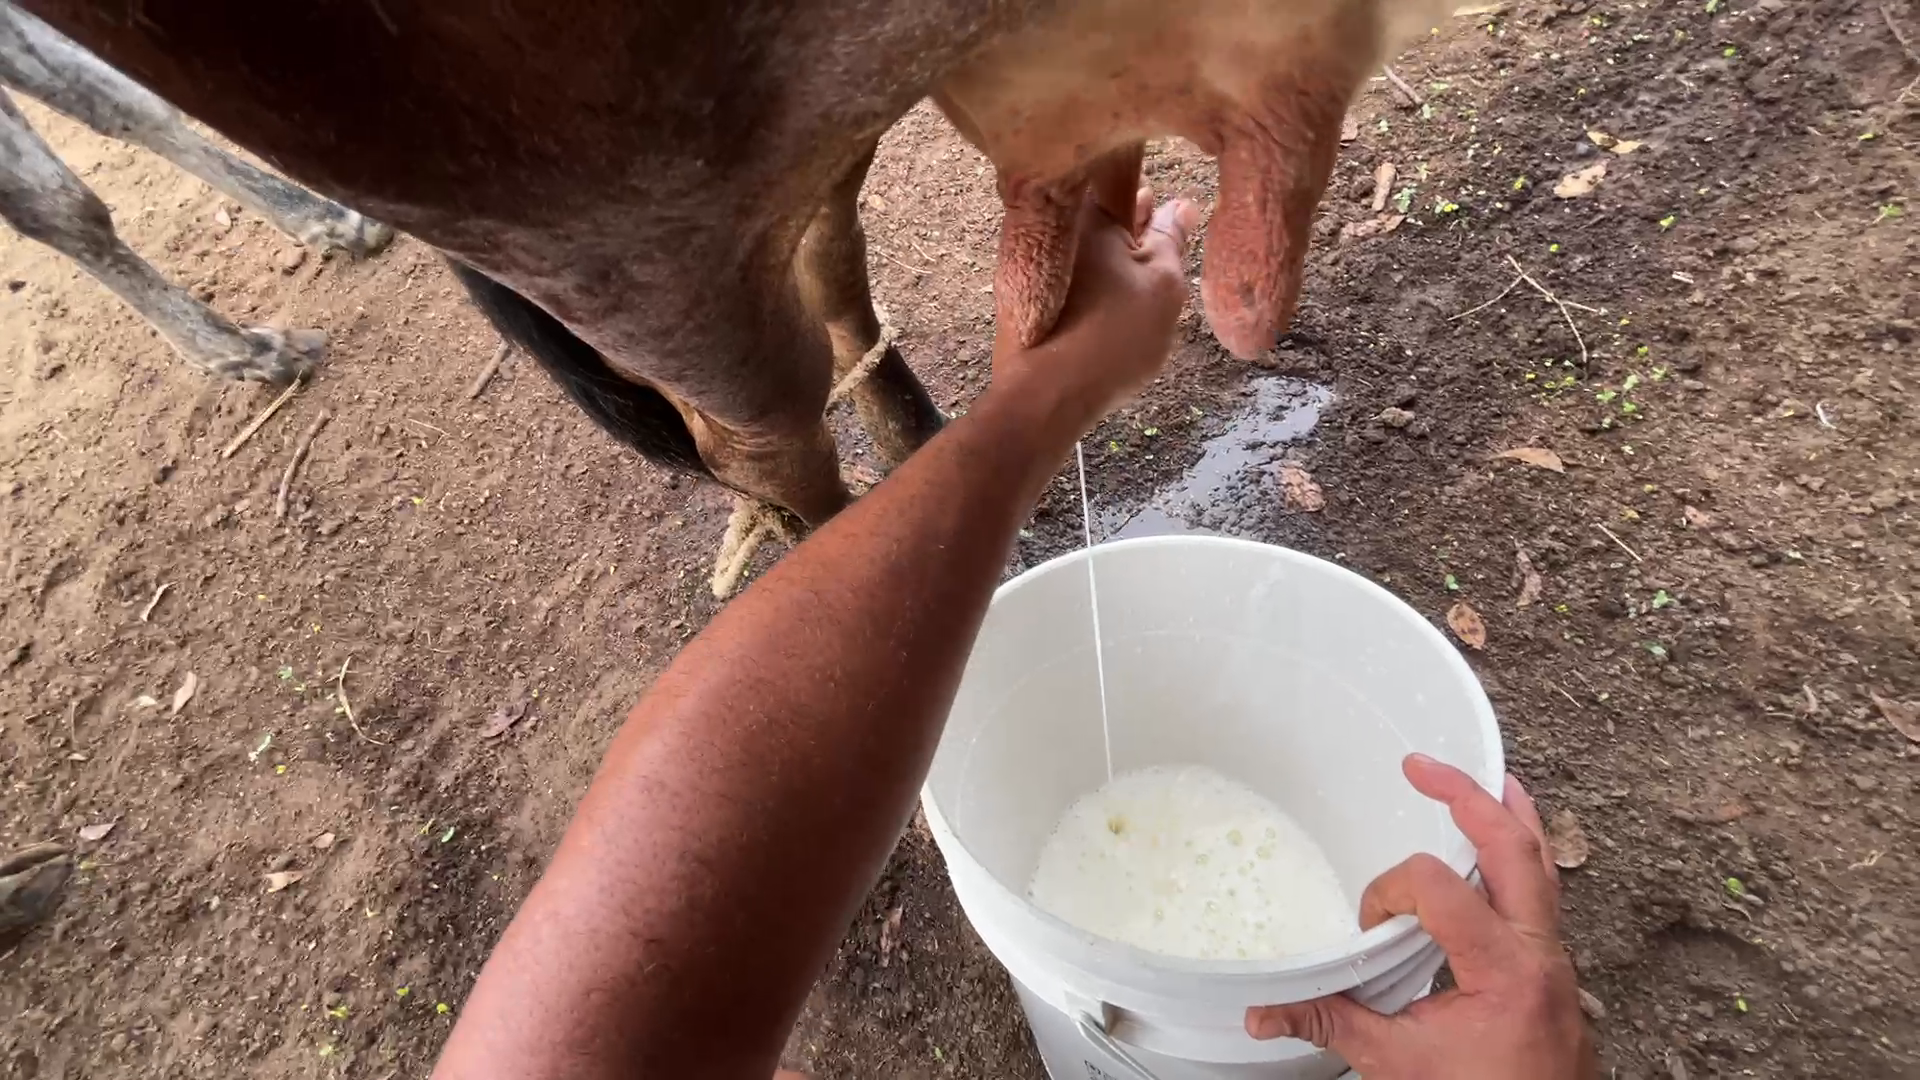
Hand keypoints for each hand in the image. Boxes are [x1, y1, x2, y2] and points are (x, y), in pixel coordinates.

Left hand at [989, 186, 1198, 437]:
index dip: (1149, 202)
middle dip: (1130, 237)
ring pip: (1082, 256)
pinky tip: (1104, 321)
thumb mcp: (1162, 285)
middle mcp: (1050, 231)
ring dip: (1110, 269)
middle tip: (1156, 270)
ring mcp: (1028, 269)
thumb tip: (1180, 206)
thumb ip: (1172, 241)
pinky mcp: (1021, 305)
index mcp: (1084, 210)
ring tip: (1135, 300)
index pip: (1121, 182)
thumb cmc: (1112, 336)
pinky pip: (1065, 286)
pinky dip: (1087, 294)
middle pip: (1099, 220)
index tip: (1167, 225)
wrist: (1046, 398)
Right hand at [1244, 755, 1596, 1079]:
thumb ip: (1329, 1022)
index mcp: (1505, 971)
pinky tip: (1507, 831)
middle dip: (1467, 798)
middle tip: (1422, 766)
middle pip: (1513, 849)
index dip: (1390, 892)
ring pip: (1541, 863)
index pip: (1438, 886)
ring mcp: (1551, 955)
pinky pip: (1543, 888)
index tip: (1371, 925)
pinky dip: (1523, 848)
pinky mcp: (1548, 961)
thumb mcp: (1398, 1066)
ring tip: (1485, 775)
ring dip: (1506, 814)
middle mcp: (1539, 952)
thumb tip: (1261, 1011)